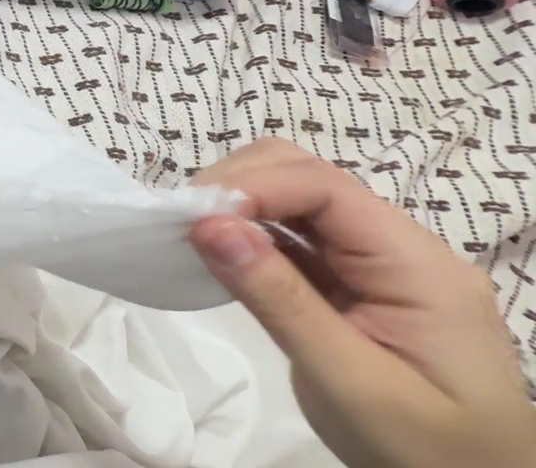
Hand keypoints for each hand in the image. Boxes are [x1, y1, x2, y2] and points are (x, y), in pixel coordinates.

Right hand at [189, 138, 535, 467]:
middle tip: (184, 224)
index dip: (251, 186)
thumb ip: (280, 300)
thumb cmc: (427, 448)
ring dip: (234, 203)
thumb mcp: (352, 383)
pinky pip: (286, 229)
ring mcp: (372, 261)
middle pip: (302, 172)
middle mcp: (397, 247)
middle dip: (235, 184)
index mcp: (416, 264)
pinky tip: (218, 255)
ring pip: (288, 192)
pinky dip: (241, 230)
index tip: (191, 218)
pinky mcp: (346, 278)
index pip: (322, 185)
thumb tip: (206, 224)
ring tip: (193, 238)